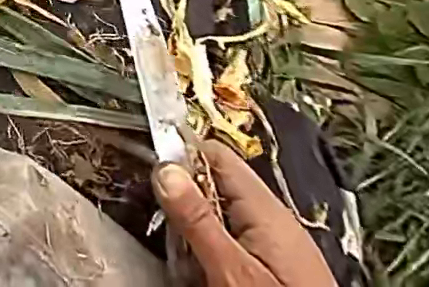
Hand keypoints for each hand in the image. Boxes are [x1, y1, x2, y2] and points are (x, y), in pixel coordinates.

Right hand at [154, 142, 333, 286]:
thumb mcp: (233, 274)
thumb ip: (198, 220)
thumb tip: (163, 166)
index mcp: (268, 211)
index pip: (215, 154)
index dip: (179, 154)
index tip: (149, 171)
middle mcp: (276, 221)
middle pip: (215, 183)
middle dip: (183, 197)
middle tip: (161, 221)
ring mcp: (279, 247)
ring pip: (220, 213)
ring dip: (194, 226)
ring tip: (181, 254)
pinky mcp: (278, 270)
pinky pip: (233, 239)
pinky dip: (211, 247)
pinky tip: (202, 270)